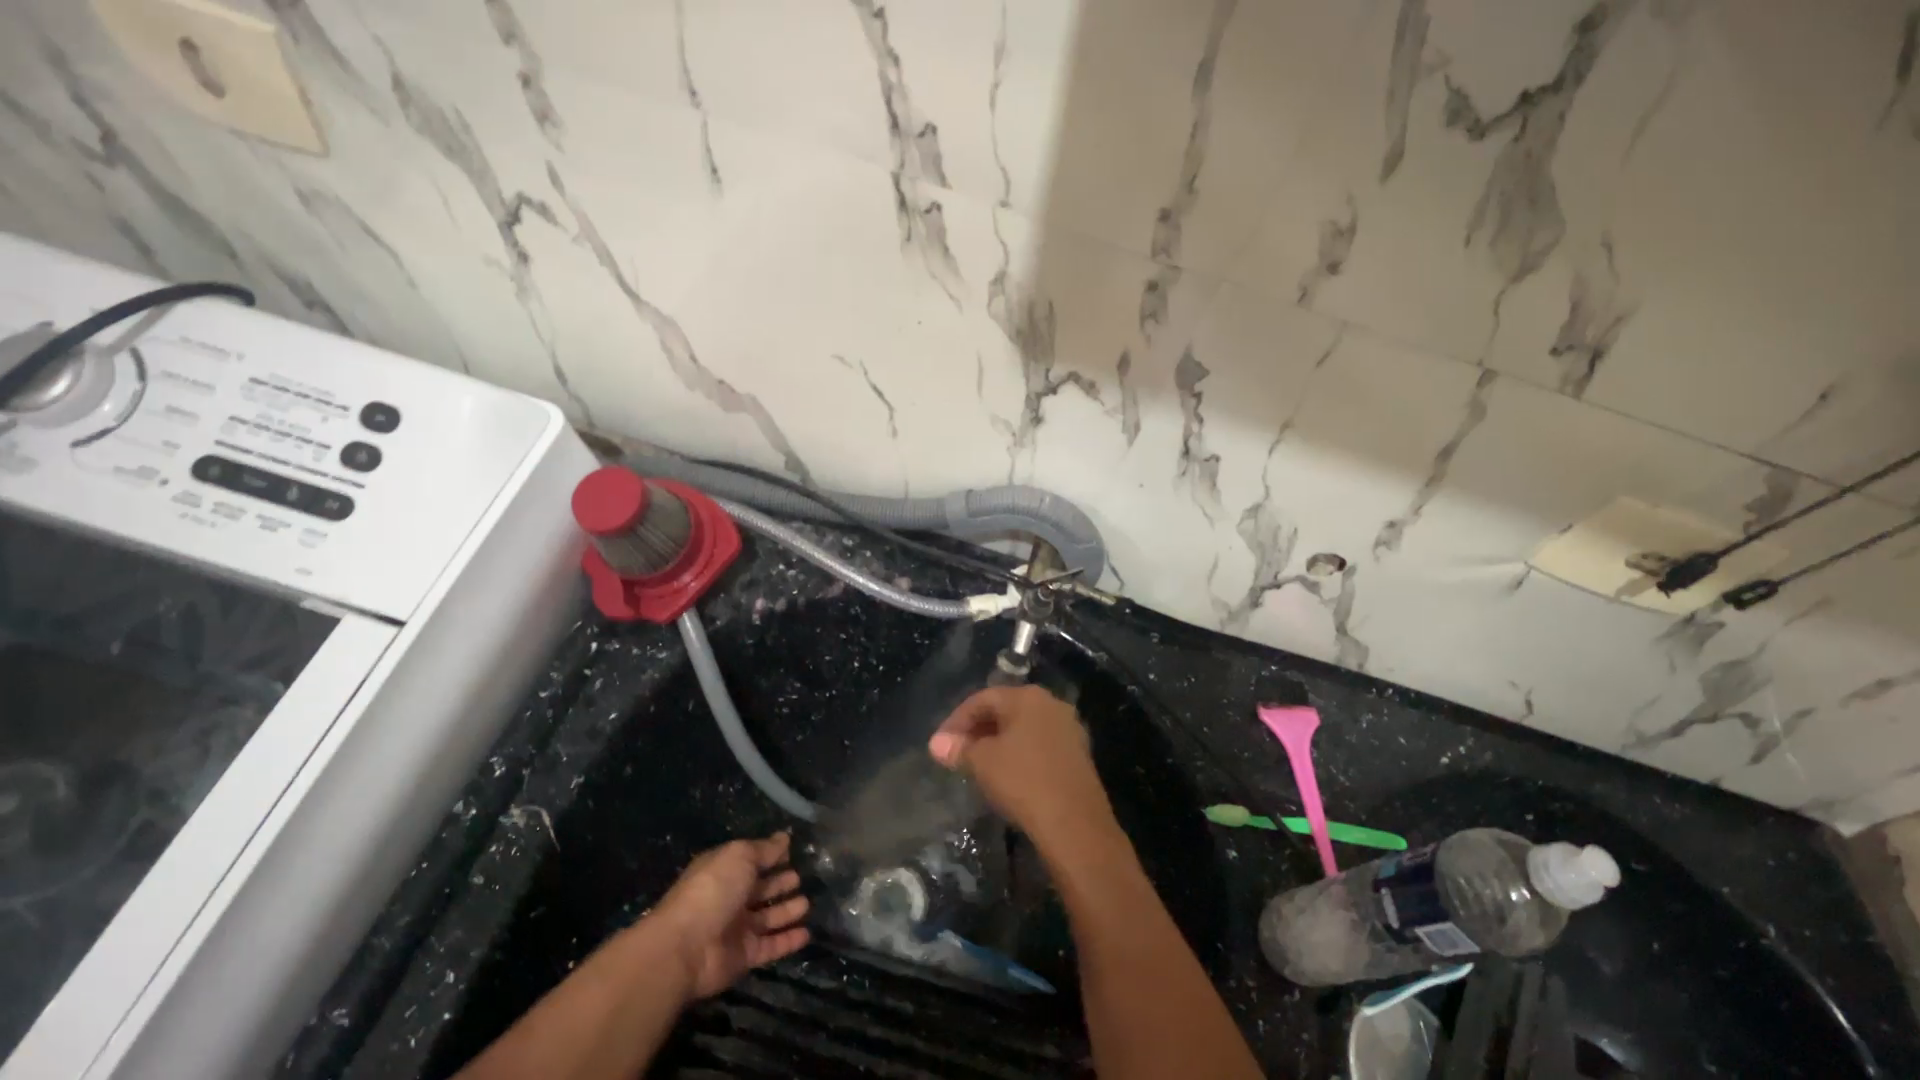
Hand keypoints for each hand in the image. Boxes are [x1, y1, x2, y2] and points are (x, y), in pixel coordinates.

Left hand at [649, 833, 809, 999]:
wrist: (686, 947)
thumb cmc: (712, 891)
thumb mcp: (739, 857)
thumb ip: (764, 849)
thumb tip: (784, 837)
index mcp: (723, 872)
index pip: (750, 861)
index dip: (770, 856)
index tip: (792, 852)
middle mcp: (729, 899)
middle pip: (759, 889)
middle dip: (779, 883)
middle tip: (801, 878)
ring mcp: (736, 929)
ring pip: (767, 918)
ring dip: (787, 911)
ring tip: (807, 903)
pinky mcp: (744, 956)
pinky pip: (771, 946)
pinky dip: (788, 941)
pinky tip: (807, 933)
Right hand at [928, 685, 1115, 845]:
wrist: (1074, 823)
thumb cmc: (1022, 781)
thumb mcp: (982, 762)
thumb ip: (959, 748)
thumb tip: (937, 744)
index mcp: (1028, 697)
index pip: (982, 699)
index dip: (956, 720)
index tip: (940, 745)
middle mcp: (1052, 704)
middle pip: (1006, 710)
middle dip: (977, 730)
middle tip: (957, 753)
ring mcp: (1070, 729)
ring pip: (1024, 729)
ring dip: (999, 742)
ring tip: (978, 765)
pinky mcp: (1079, 755)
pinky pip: (1040, 745)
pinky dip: (1020, 754)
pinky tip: (1008, 775)